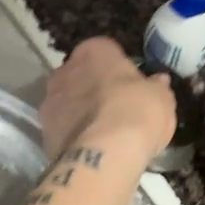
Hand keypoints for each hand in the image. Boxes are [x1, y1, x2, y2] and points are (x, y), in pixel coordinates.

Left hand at [40, 38, 176, 166]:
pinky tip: (90, 148)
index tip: (131, 85)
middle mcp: (66, 68)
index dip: (120, 68)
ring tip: (102, 132)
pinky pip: (62, 126)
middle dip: (95, 87)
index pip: (107, 50)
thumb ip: (156, 87)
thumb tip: (158, 82)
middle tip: (116, 107)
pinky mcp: (43, 130)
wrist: (104, 154)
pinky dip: (73, 134)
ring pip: (68, 100)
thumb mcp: (161, 98)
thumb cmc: (136, 112)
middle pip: (82, 74)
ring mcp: (50, 100)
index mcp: (95, 50)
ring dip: (80, 110)